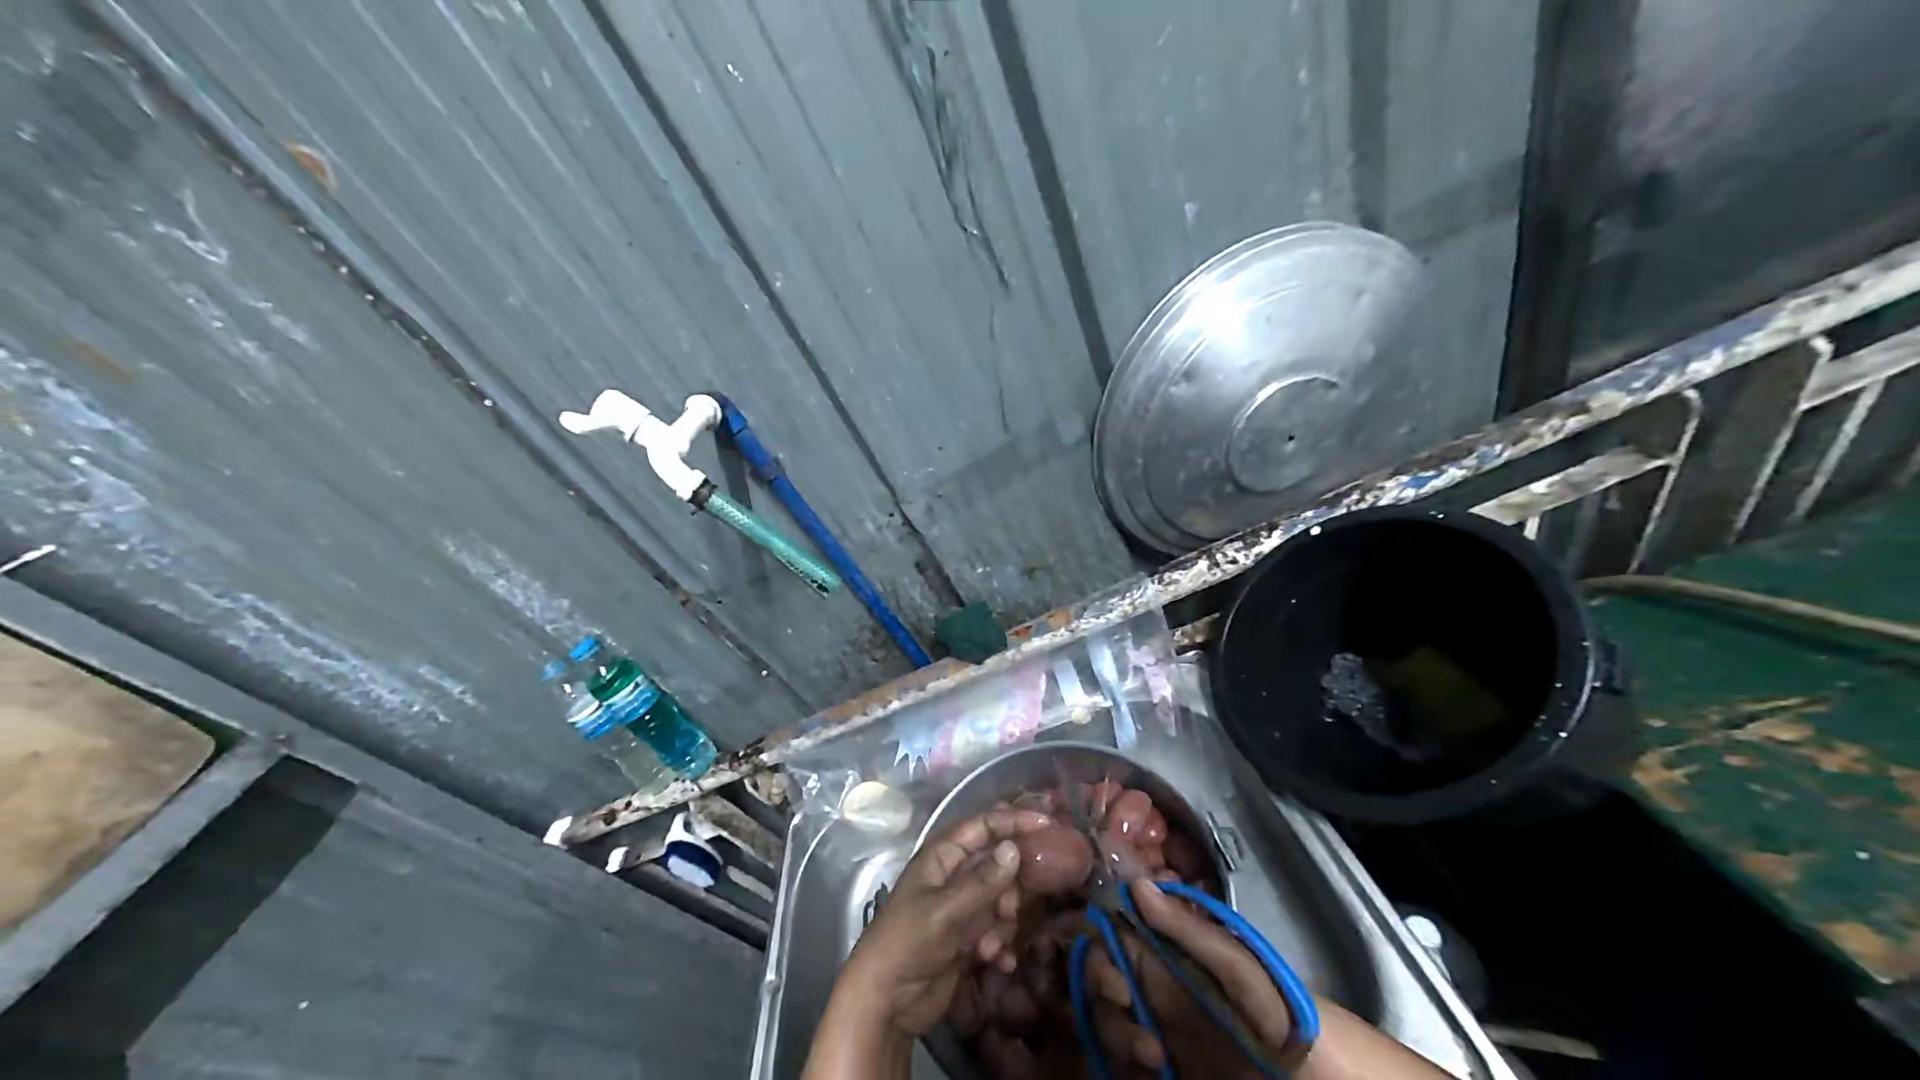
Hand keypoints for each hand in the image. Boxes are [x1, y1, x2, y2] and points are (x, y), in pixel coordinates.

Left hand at [839, 807, 1053, 1036]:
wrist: (885, 1003)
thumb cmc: (908, 943)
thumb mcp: (945, 911)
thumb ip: (982, 881)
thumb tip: (1013, 848)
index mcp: (941, 857)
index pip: (983, 826)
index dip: (1014, 821)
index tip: (1048, 825)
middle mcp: (953, 876)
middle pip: (998, 864)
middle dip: (1010, 888)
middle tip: (1009, 909)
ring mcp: (961, 907)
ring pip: (1001, 899)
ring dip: (1003, 922)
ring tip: (989, 946)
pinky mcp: (967, 937)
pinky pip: (997, 929)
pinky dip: (1001, 944)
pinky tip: (997, 961)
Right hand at [1084, 879, 1297, 1077]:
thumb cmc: (1297, 1023)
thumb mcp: (1247, 973)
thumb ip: (1190, 932)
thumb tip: (1134, 885)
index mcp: (1175, 959)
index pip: (1116, 940)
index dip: (1100, 952)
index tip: (1113, 979)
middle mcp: (1160, 993)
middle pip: (1102, 983)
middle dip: (1100, 996)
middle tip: (1126, 1012)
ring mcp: (1164, 1038)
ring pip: (1108, 1026)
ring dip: (1116, 1037)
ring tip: (1156, 1059)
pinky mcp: (1172, 1077)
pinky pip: (1123, 1067)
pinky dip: (1120, 1067)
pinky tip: (1147, 1074)